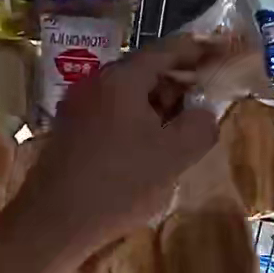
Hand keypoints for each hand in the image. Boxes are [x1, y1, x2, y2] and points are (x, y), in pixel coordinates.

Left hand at [12, 32, 220, 257]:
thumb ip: (200, 125)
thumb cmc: (119, 184)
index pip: (165, 50)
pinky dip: (131, 124)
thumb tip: (202, 112)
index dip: (197, 51)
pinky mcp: (65, 133)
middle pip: (142, 73)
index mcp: (119, 79)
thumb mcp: (174, 156)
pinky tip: (145, 151)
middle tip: (204, 103)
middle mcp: (92, 85)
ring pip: (124, 98)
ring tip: (179, 133)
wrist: (53, 222)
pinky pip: (107, 117)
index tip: (220, 53)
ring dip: (154, 109)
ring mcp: (74, 109)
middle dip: (176, 85)